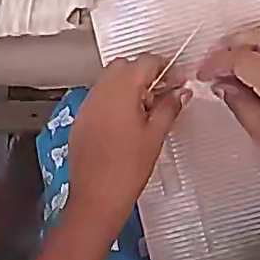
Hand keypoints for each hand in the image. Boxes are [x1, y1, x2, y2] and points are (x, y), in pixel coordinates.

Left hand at [64, 56, 188, 232]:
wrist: (97, 197)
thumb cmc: (126, 170)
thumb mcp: (155, 135)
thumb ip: (169, 108)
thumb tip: (179, 93)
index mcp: (120, 92)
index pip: (145, 62)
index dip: (165, 67)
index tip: (177, 80)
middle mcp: (99, 94)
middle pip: (124, 67)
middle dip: (144, 74)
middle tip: (163, 93)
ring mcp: (86, 107)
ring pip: (108, 83)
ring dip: (128, 88)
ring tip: (146, 111)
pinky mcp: (80, 122)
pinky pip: (98, 101)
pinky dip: (113, 103)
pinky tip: (127, 123)